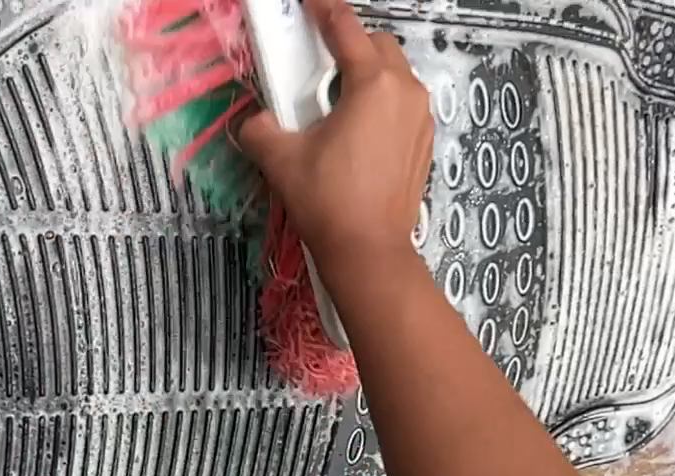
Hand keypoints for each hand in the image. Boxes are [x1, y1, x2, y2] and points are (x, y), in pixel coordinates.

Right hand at [236, 0, 433, 269]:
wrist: (368, 253)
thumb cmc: (328, 203)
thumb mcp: (282, 163)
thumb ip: (260, 131)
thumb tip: (251, 123)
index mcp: (373, 84)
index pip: (346, 27)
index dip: (323, 9)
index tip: (309, 3)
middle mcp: (406, 92)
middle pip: (377, 47)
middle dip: (348, 51)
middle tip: (316, 78)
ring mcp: (420, 119)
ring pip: (393, 78)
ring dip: (365, 82)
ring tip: (335, 113)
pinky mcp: (423, 146)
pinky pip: (401, 110)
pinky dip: (379, 111)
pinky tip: (355, 141)